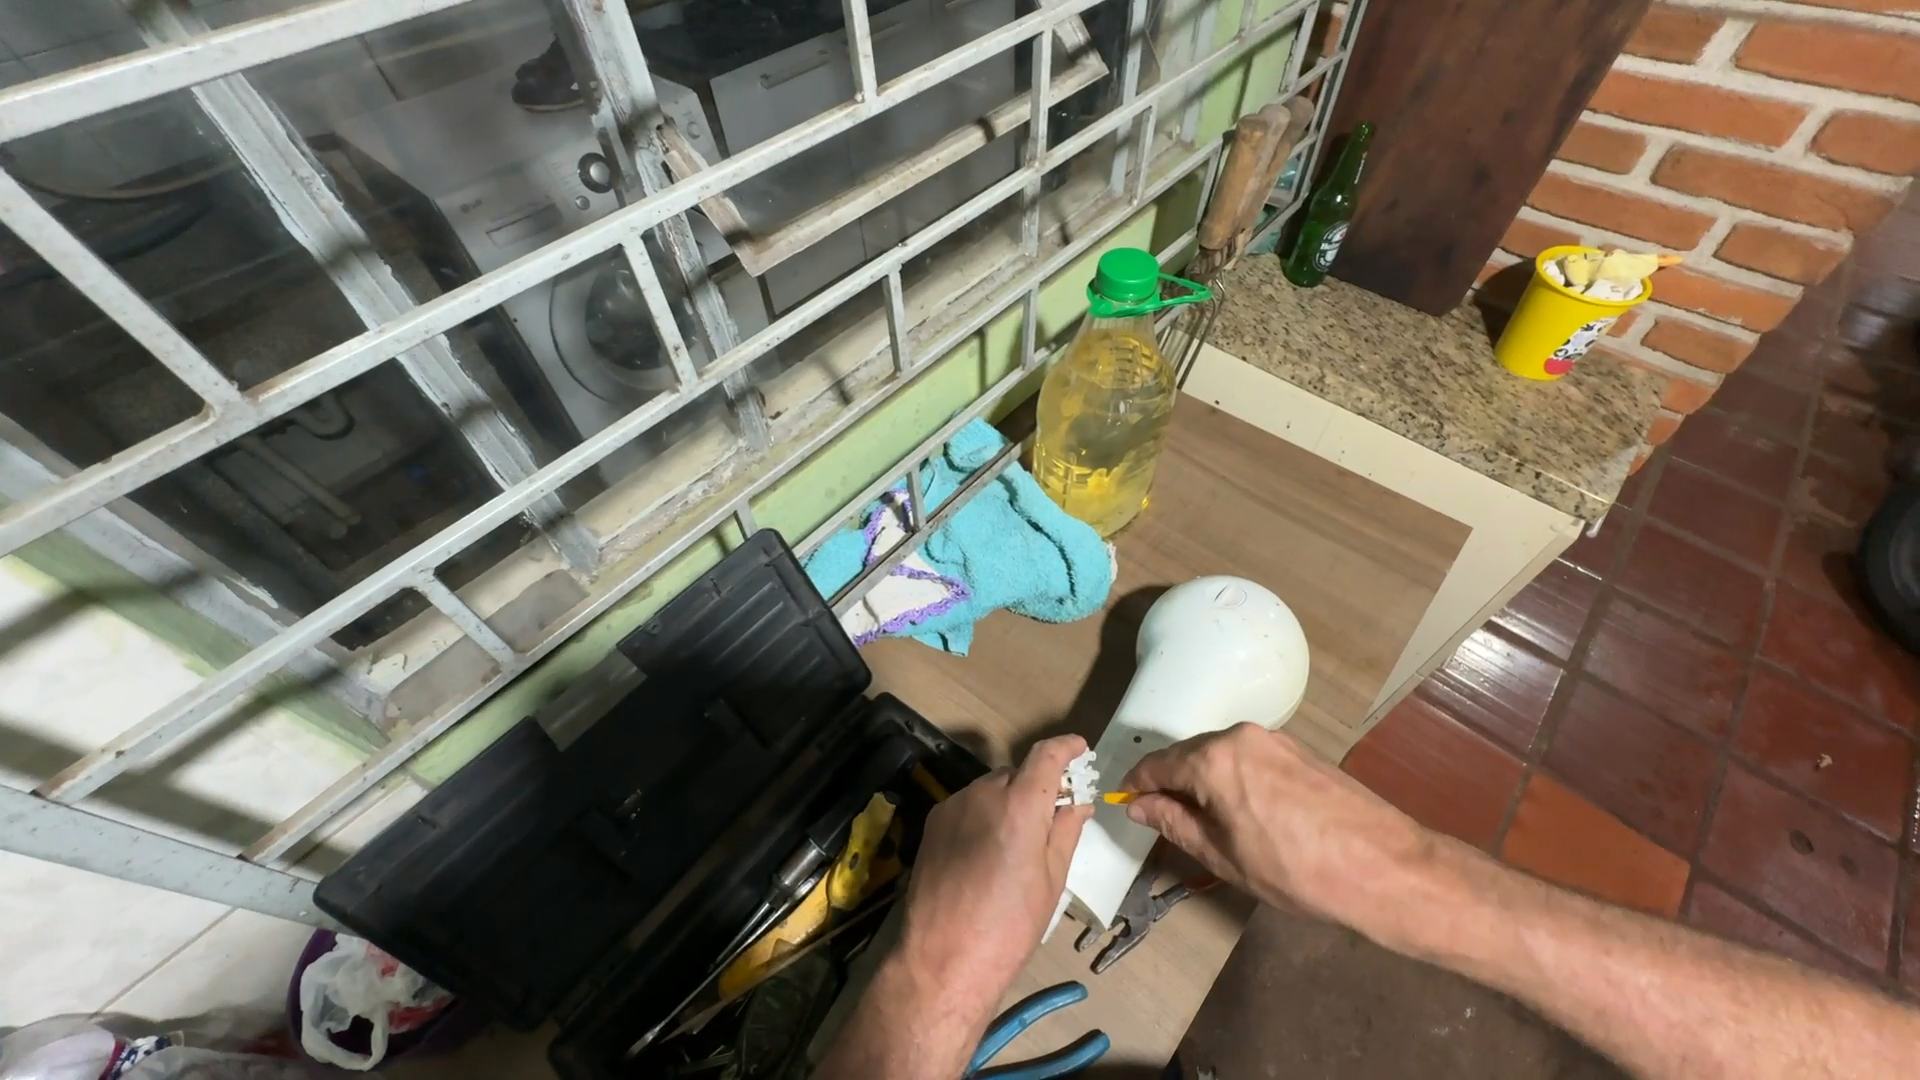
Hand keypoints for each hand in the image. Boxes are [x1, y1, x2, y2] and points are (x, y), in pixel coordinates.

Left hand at [896, 735, 1093, 1010]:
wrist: (942, 958)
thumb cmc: (1009, 926)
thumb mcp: (1051, 880)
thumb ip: (1064, 832)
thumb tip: (1077, 803)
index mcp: (1020, 803)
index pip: (1046, 755)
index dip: (1066, 746)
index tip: (1079, 747)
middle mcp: (984, 792)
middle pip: (1017, 774)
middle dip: (1035, 789)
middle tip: (1049, 820)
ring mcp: (954, 804)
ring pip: (990, 789)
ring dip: (1007, 803)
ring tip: (1013, 846)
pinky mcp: (933, 821)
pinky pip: (968, 805)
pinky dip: (982, 816)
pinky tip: (984, 854)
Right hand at [1120, 723, 1435, 932]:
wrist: (1386, 868)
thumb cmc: (1296, 870)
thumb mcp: (1223, 854)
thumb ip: (1174, 823)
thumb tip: (1139, 806)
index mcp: (1212, 759)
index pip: (1155, 765)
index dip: (1136, 786)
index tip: (1126, 806)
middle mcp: (1238, 736)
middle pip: (1186, 754)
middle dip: (1169, 783)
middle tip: (1164, 819)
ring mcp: (1271, 738)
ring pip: (1217, 754)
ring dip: (1202, 780)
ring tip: (1206, 820)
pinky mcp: (1297, 749)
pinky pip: (1246, 756)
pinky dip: (1231, 777)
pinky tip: (1244, 810)